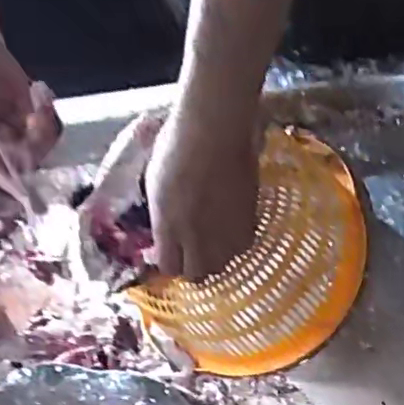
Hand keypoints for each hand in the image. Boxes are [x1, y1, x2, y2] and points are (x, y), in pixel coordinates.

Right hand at [0, 0, 60, 199]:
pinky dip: (49, 112)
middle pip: (22, 161)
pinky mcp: (29, 110)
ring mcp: (13, 124)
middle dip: (34, 152)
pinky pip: (47, 124)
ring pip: (39, 145)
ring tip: (36, 92)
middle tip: (34, 124)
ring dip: (44, 128)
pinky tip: (39, 87)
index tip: (25, 188)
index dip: (8, 180)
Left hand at [144, 96, 261, 278]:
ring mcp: (224, 237)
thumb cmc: (178, 143)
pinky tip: (230, 226)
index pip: (168, 267)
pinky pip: (240, 250)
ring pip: (220, 266)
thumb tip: (165, 235)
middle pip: (196, 275)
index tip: (170, 252)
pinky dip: (235, 244)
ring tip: (213, 237)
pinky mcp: (248, 229)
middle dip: (192, 266)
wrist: (217, 129)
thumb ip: (161, 217)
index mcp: (167, 225)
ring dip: (215, 257)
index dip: (169, 262)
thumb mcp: (156, 183)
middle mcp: (195, 240)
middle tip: (192, 251)